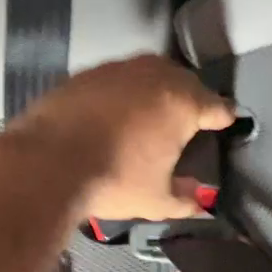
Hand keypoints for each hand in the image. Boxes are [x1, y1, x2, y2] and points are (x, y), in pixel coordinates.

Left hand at [9, 55, 234, 220]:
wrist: (47, 161)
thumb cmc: (113, 180)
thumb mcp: (155, 199)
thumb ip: (184, 199)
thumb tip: (199, 202)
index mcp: (183, 103)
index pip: (217, 106)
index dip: (223, 117)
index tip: (224, 122)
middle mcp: (155, 76)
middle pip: (185, 82)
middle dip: (190, 98)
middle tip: (186, 119)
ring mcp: (118, 69)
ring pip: (148, 73)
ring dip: (154, 89)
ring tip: (150, 111)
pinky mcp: (86, 72)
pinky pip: (114, 79)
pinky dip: (119, 92)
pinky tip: (112, 111)